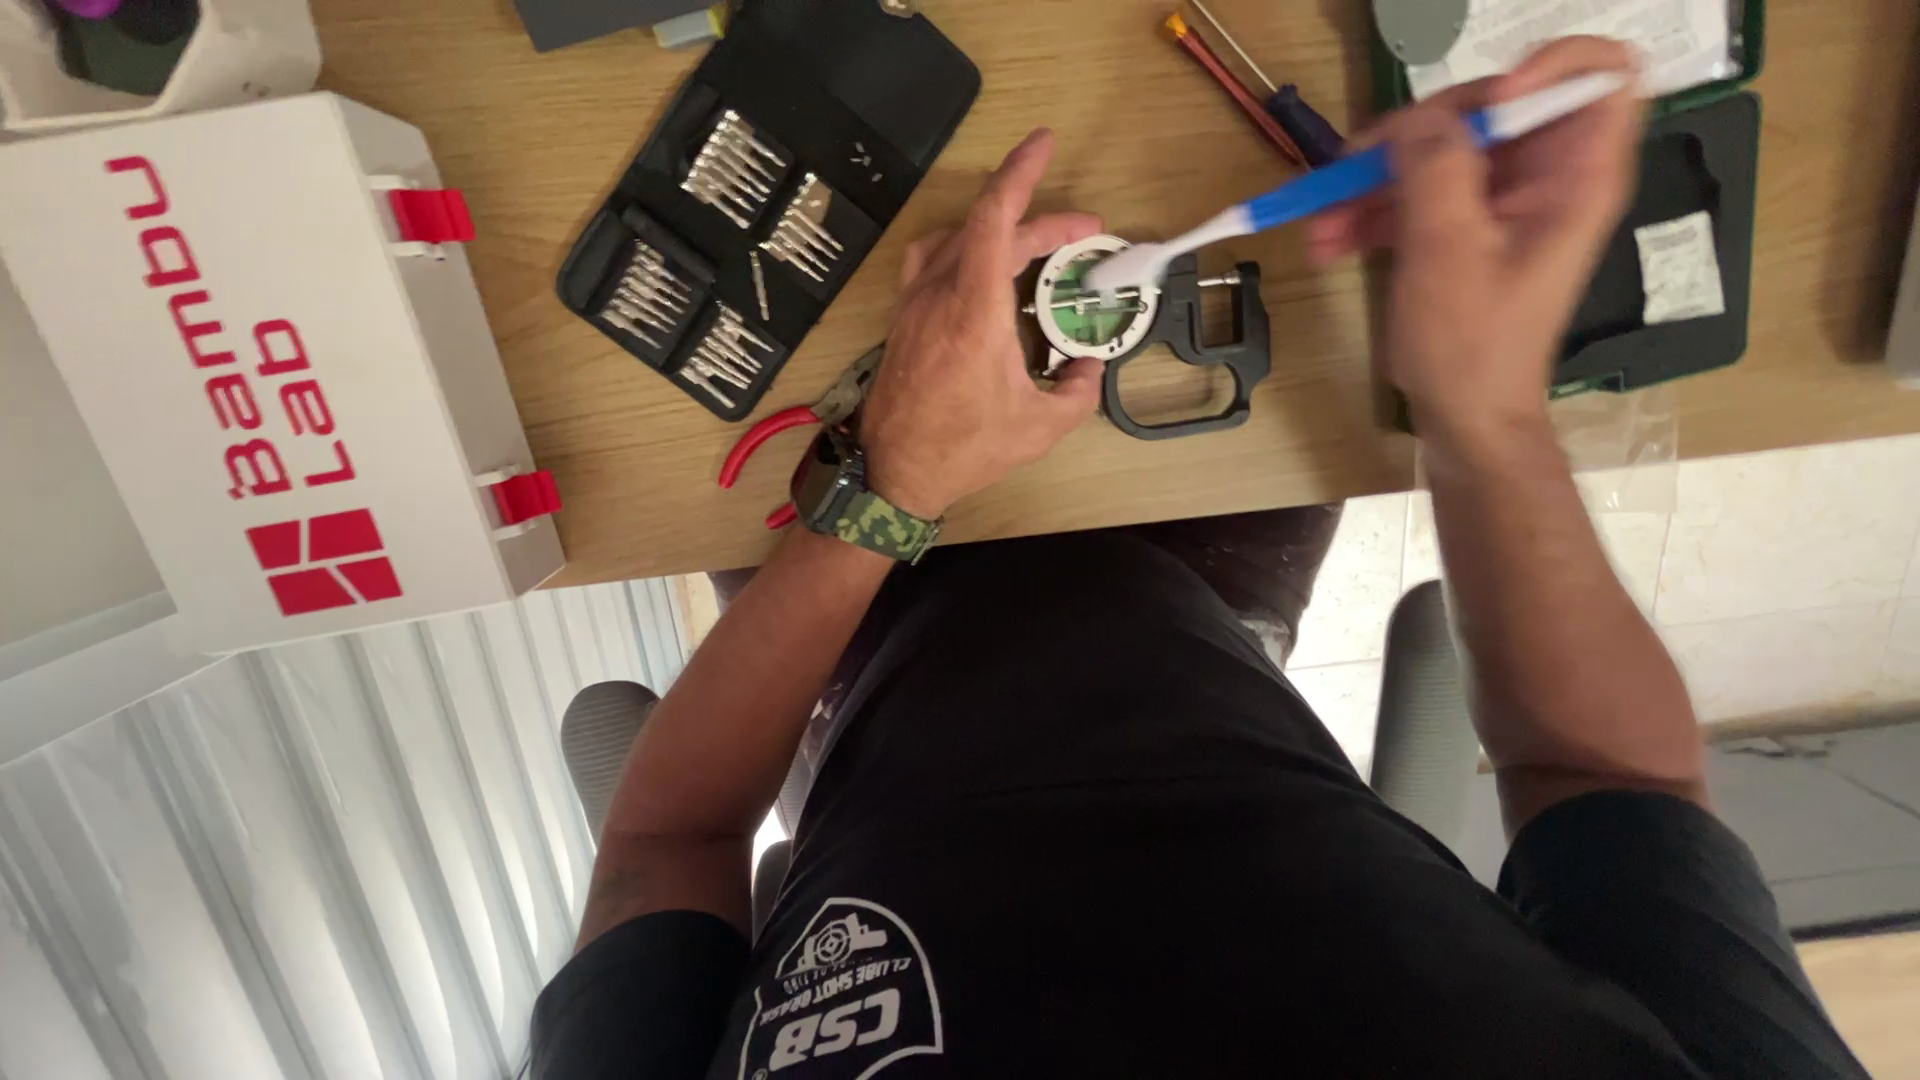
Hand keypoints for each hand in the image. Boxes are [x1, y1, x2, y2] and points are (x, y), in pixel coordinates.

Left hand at [859, 129, 1105, 518]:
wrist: (897, 473)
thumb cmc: (965, 450)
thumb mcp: (1040, 428)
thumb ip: (1078, 391)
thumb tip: (1089, 367)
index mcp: (975, 312)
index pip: (994, 219)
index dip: (1020, 173)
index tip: (1043, 143)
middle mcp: (939, 296)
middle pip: (987, 229)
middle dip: (1040, 222)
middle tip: (1081, 233)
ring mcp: (914, 305)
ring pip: (953, 237)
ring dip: (996, 229)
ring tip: (1031, 245)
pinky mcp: (903, 319)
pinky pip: (929, 260)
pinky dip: (961, 247)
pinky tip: (976, 268)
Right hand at [1307, 37, 1645, 444]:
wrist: (1462, 414)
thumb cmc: (1469, 343)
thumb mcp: (1447, 252)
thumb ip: (1435, 170)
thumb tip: (1412, 120)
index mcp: (1574, 176)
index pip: (1598, 76)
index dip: (1541, 70)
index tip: (1478, 108)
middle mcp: (1543, 180)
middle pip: (1487, 114)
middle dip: (1412, 138)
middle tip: (1352, 166)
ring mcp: (1497, 208)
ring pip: (1436, 160)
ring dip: (1371, 185)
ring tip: (1318, 223)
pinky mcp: (1459, 235)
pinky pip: (1416, 201)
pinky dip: (1370, 216)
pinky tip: (1328, 245)